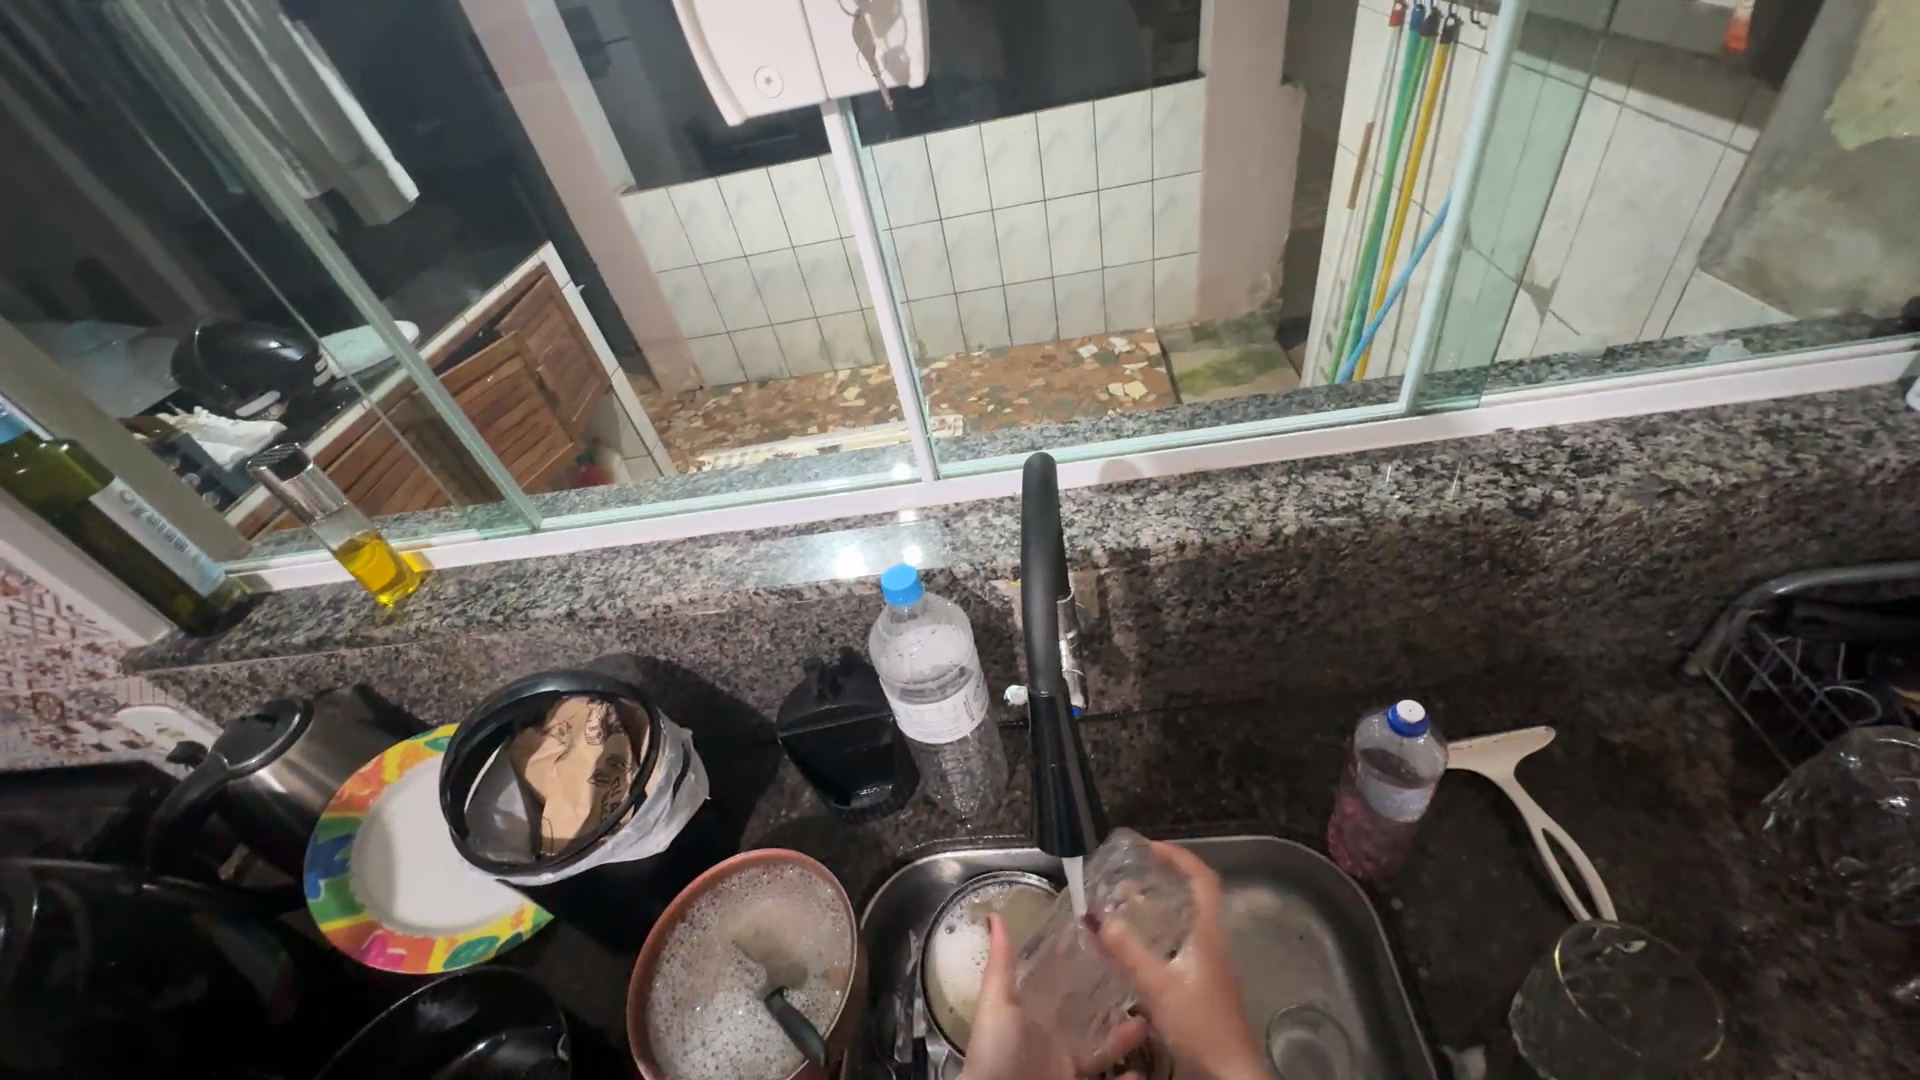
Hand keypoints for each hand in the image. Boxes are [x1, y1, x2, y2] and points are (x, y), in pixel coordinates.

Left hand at [961, 914, 1147, 1079]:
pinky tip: (1142, 1072)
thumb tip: (994, 915)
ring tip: (1146, 1023)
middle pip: (1085, 1015)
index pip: (1059, 984)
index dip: (1079, 965)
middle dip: (1108, 1001)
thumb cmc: (995, 1049)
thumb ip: (1001, 963)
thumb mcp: (996, 1002)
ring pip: (1101, 1048)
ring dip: (1122, 1038)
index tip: (1105, 942)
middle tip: (1137, 981)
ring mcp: (1065, 1064)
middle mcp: (1052, 1037)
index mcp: (1033, 1013)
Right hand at [1099, 842, 1265, 1079]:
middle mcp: (1210, 943)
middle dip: (1160, 881)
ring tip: (1120, 907)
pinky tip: (1128, 951)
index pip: (1202, 880)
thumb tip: (1097, 916)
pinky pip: (1174, 948)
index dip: (1179, 857)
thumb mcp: (1158, 986)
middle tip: (1126, 876)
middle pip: (1191, 898)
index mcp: (1207, 934)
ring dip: (1152, 911)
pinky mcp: (1199, 987)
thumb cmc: (1201, 1026)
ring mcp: (1206, 967)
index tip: (1149, 847)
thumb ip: (1127, 951)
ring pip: (1180, 924)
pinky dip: (1151, 939)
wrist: (1230, 1077)